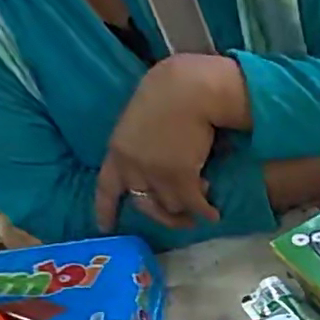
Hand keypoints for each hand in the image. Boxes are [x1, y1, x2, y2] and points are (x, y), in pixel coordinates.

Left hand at [94, 53, 245, 230]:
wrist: (188, 91)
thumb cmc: (167, 95)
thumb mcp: (141, 123)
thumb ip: (141, 148)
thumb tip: (158, 171)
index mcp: (118, 151)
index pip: (107, 187)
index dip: (106, 210)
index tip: (106, 228)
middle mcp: (133, 168)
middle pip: (146, 207)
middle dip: (164, 217)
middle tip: (183, 220)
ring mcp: (156, 176)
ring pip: (173, 208)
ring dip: (189, 207)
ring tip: (204, 195)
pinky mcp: (181, 180)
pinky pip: (194, 206)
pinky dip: (206, 211)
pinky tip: (214, 213)